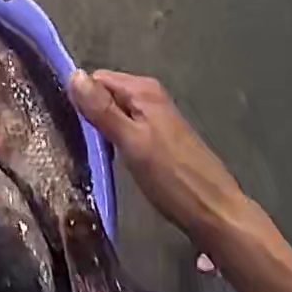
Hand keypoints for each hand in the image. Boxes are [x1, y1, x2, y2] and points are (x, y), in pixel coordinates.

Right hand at [69, 70, 250, 242]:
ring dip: (106, 132)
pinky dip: (119, 142)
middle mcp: (150, 95)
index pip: (95, 79)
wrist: (218, 216)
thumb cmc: (173, 179)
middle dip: (95, 117)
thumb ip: (101, 109)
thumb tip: (73, 75)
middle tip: (93, 148)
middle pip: (106, 95)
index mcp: (143, 89)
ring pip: (116, 113)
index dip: (84, 102)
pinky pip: (128, 128)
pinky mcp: (162, 137)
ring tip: (105, 158)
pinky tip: (121, 162)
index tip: (79, 130)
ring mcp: (158, 116)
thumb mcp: (131, 142)